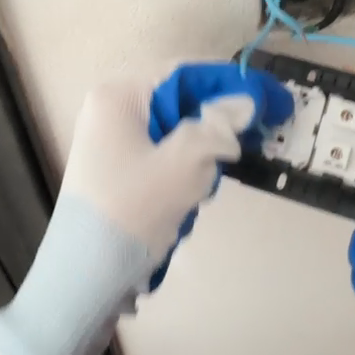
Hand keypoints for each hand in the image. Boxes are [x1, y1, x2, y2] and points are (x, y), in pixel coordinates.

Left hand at [0, 64, 292, 354]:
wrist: (83, 280)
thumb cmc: (132, 213)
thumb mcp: (184, 165)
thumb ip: (218, 128)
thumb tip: (247, 103)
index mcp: (119, 96)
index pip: (185, 74)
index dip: (230, 84)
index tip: (272, 99)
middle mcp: (110, 110)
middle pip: (180, 105)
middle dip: (210, 133)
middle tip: (237, 155)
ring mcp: (110, 143)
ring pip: (176, 136)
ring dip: (196, 163)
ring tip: (194, 195)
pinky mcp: (115, 172)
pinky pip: (162, 160)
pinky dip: (180, 179)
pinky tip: (180, 209)